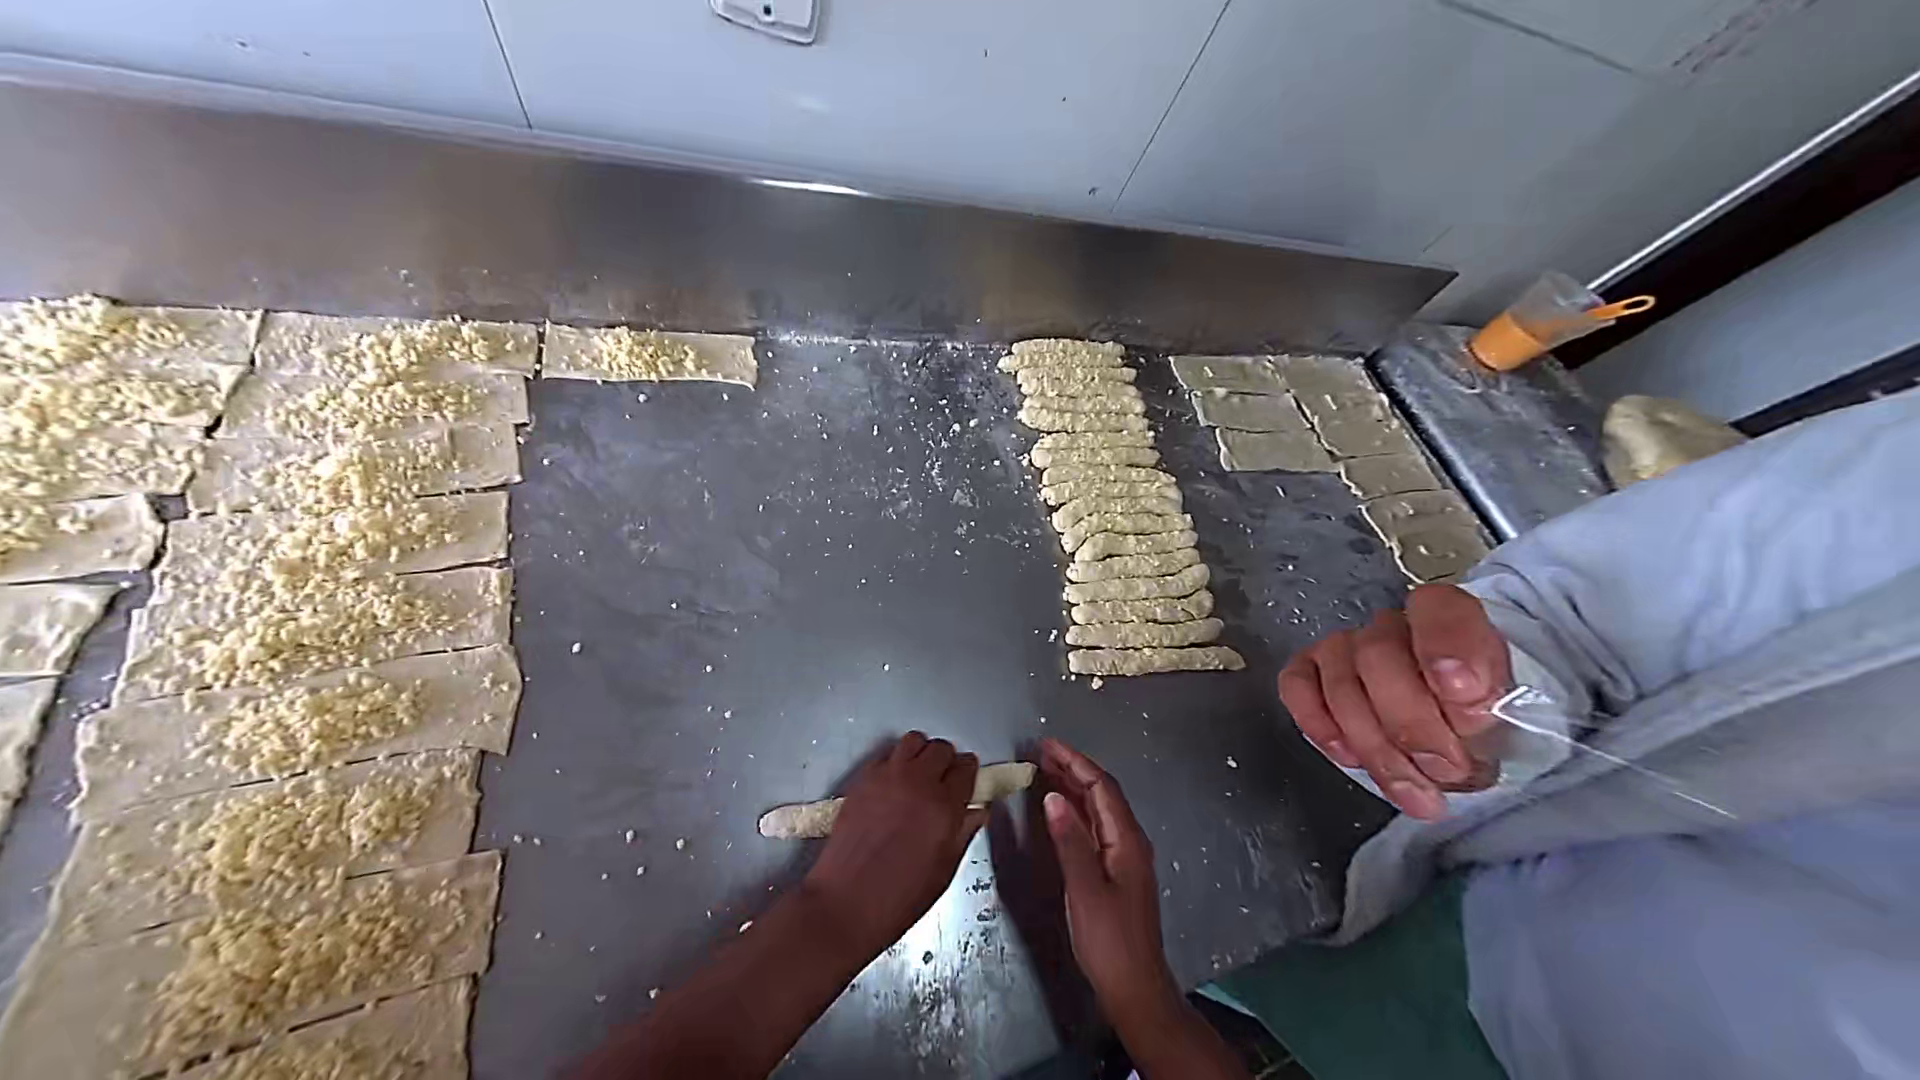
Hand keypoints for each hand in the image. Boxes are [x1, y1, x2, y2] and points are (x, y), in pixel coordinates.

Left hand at [801, 732, 986, 958]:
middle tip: (944, 778)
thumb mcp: (945, 871)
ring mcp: (888, 777)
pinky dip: (896, 761)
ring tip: (919, 774)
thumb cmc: (899, 898)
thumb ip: (964, 832)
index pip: (966, 768)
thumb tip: (977, 812)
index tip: (967, 779)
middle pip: (941, 748)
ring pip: (914, 741)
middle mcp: (918, 783)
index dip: (969, 772)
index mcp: (944, 806)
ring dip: (921, 753)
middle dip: (947, 760)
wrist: (845, 903)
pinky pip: (886, 755)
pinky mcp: (863, 780)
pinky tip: (894, 784)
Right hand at [1037, 738, 1177, 1020]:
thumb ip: (1069, 841)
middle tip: (1042, 751)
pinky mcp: (1114, 869)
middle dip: (1073, 767)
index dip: (1075, 762)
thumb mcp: (1084, 889)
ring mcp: (1123, 855)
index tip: (1048, 745)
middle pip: (1101, 792)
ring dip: (1072, 785)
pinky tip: (1058, 807)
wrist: (1134, 988)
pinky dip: (1074, 808)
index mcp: (1127, 840)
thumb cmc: (1109, 941)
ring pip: (1097, 808)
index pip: (1101, 787)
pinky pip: (1094, 825)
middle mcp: (1128, 840)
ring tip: (1045, 769)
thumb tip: (1053, 797)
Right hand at [1277, 584, 1509, 819]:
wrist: (1457, 736)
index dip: (1446, 649)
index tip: (1467, 705)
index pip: (1437, 609)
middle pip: (1377, 656)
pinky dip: (1317, 722)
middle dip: (1412, 724)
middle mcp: (1388, 627)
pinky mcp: (1307, 673)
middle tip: (1448, 772)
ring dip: (1376, 746)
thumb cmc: (1487, 722)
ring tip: (1415, 792)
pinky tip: (1349, 757)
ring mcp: (1341, 648)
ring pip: (1340, 684)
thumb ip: (1499, 707)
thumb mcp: (1520, 717)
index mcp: (1450, 619)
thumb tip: (1467, 714)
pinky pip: (1295, 686)